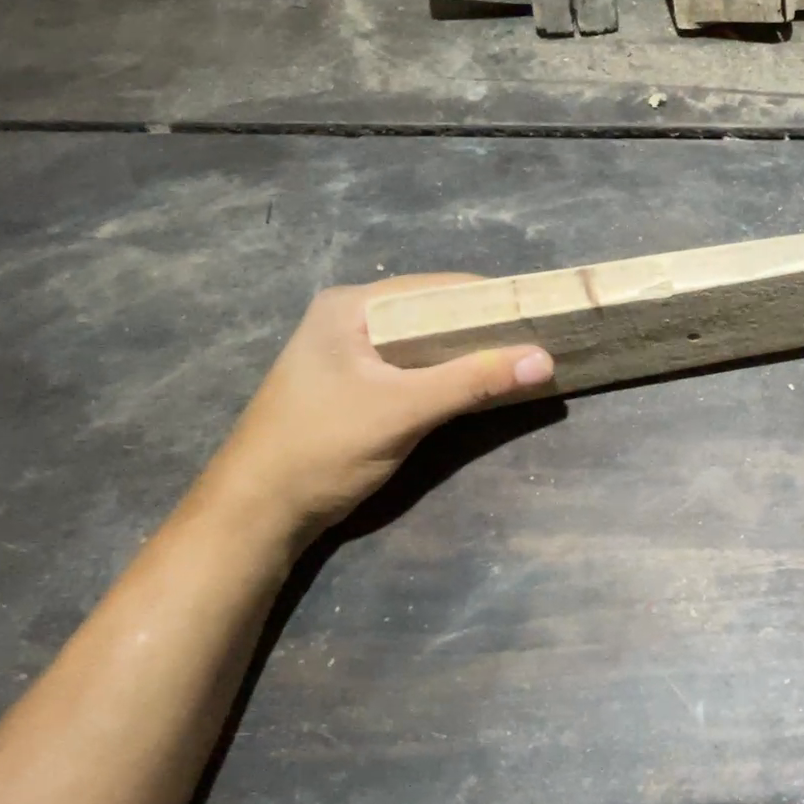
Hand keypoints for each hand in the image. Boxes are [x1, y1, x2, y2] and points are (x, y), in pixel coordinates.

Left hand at [188, 274, 553, 547]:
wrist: (257, 515)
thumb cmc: (322, 448)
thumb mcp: (404, 410)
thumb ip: (474, 381)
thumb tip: (546, 359)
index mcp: (351, 307)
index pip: (438, 289)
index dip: (492, 300)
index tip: (542, 315)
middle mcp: (354, 321)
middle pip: (437, 314)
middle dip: (488, 328)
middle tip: (543, 340)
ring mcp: (357, 355)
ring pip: (432, 344)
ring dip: (474, 355)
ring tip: (527, 361)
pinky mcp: (364, 387)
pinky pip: (423, 369)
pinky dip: (455, 376)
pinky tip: (488, 386)